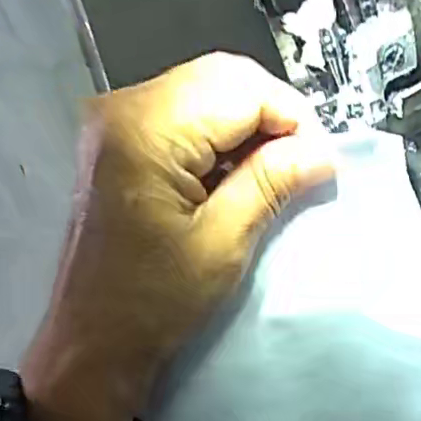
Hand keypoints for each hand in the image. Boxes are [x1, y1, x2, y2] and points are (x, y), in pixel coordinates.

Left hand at [23, 53, 334, 420]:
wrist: (97, 339)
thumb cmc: (156, 301)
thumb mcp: (224, 243)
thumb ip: (271, 184)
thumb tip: (323, 151)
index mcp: (147, 127)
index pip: (241, 86)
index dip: (293, 117)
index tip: (323, 163)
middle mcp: (125, 105)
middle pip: (223, 80)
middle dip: (275, 119)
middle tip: (305, 170)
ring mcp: (120, 123)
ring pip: (208, 96)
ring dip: (252, 132)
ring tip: (278, 180)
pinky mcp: (123, 145)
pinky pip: (188, 122)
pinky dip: (224, 143)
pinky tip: (242, 181)